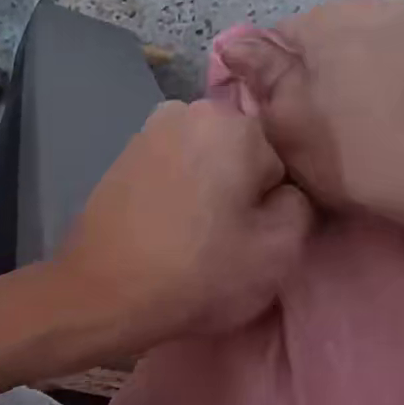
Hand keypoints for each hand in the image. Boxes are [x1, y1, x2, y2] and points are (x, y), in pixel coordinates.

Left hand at [53, 99, 313, 348]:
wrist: (103, 293)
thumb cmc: (198, 272)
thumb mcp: (280, 248)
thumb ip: (300, 203)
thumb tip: (281, 190)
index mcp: (229, 120)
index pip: (279, 161)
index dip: (271, 203)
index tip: (252, 235)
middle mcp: (184, 110)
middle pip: (239, 155)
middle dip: (237, 190)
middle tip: (223, 238)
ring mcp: (145, 131)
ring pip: (203, 162)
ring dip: (205, 192)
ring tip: (191, 237)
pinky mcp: (120, 158)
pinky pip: (169, 171)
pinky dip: (174, 194)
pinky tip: (163, 229)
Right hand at [215, 0, 403, 261]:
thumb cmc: (354, 152)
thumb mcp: (286, 118)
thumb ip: (257, 72)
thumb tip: (230, 41)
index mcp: (331, 15)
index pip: (270, 42)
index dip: (263, 87)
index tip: (272, 127)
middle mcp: (375, 8)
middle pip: (312, 49)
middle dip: (302, 87)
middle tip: (303, 138)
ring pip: (348, 63)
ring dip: (336, 95)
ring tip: (340, 141)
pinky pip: (382, 76)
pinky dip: (370, 100)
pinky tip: (374, 135)